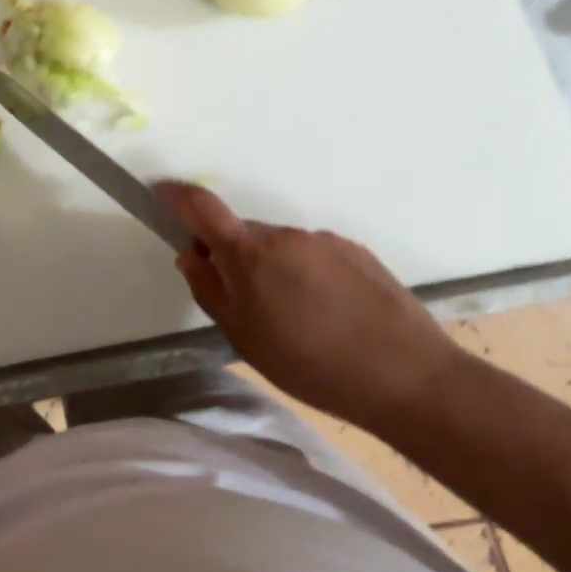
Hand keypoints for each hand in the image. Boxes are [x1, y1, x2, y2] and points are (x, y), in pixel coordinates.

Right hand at [160, 181, 466, 430]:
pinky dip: (308, 277)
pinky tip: (330, 317)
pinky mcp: (359, 254)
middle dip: (233, 257)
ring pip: (281, 248)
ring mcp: (325, 242)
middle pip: (243, 234)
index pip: (201, 206)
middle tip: (244, 302)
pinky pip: (315, 257)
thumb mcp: (243, 337)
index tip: (159, 192)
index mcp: (249, 253)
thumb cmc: (312, 363)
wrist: (412, 379)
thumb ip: (210, 291)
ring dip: (275, 270)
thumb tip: (192, 258)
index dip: (175, 195)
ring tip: (297, 320)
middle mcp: (285, 235)